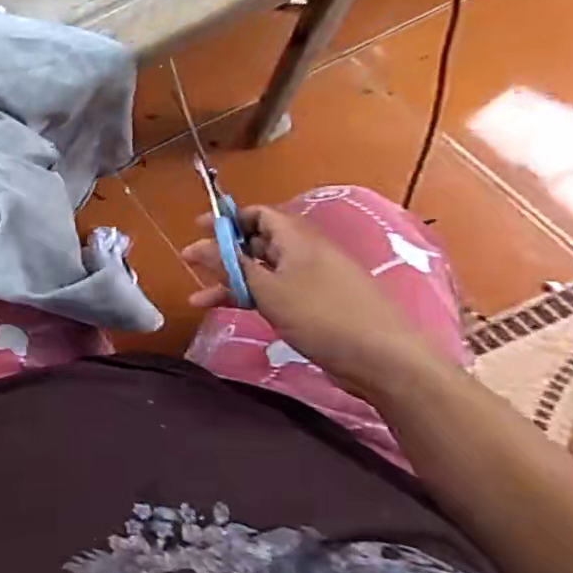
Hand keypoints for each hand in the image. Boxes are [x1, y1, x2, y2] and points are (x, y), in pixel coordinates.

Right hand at [181, 206, 440, 398]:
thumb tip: (199, 243)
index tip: (198, 229)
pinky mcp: (314, 307)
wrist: (382, 358)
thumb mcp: (268, 289)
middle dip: (224, 252)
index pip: (258, 214)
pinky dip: (250, 299)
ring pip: (263, 272)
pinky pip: (275, 293)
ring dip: (231, 281)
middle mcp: (304, 253)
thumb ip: (231, 266)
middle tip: (190, 262)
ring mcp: (311, 280)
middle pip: (258, 242)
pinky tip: (226, 311)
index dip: (228, 219)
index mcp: (297, 237)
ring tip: (197, 297)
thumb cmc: (321, 315)